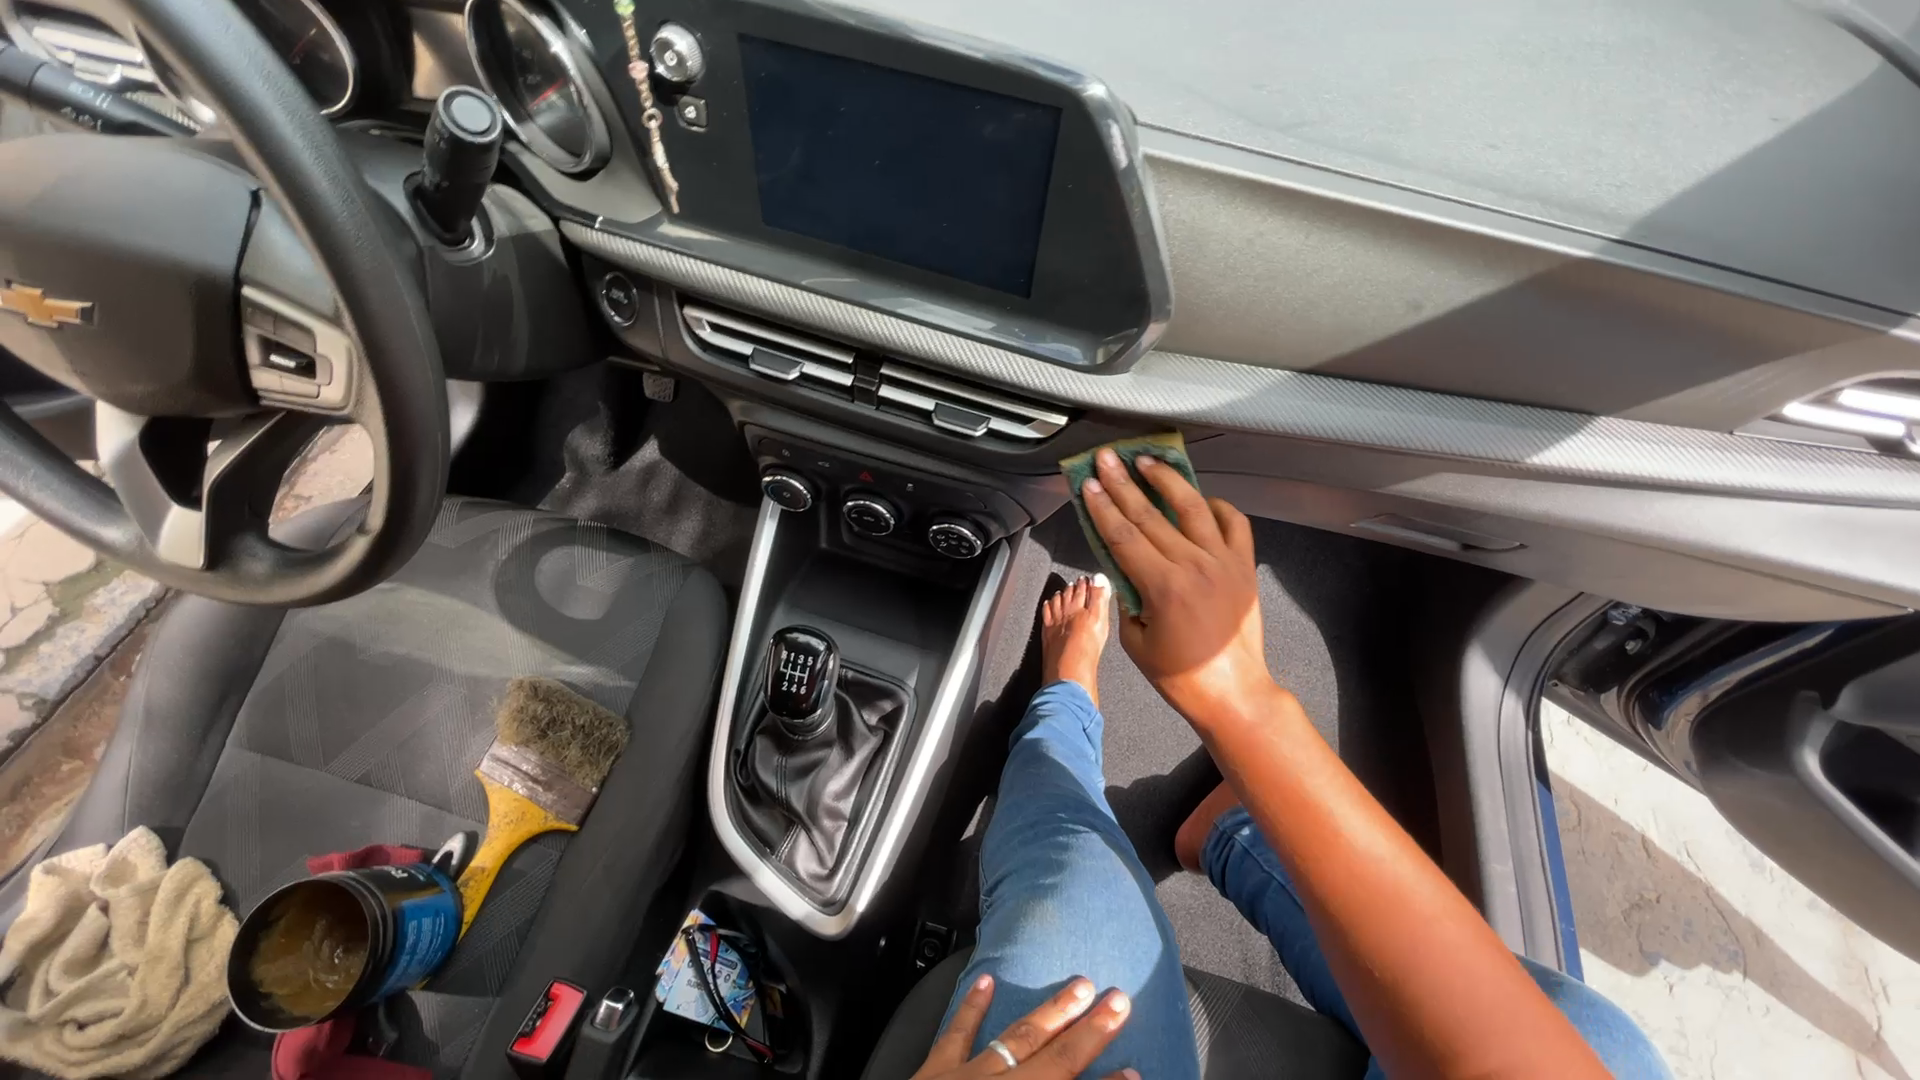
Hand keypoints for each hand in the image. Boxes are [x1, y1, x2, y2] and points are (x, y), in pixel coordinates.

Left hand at [910, 974, 1137, 1079]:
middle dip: (1090, 1031)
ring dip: (1051, 1011)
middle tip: (1118, 1000)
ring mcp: (965, 1079)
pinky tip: (987, 982)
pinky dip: (972, 1008)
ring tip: (1079, 985)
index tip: (1136, 1070)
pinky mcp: (933, 1074)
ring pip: (1017, 1037)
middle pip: (1055, 1059)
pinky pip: (956, 1035)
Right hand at [1079, 448, 1280, 729]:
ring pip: (1192, 507)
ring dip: (1167, 480)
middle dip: (1123, 483)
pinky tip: (1199, 498)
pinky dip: (1216, 506)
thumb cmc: (1180, 676)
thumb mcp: (1135, 642)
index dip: (1103, 507)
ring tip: (1148, 460)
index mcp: (1163, 587)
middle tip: (1107, 458)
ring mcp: (1224, 562)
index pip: (1123, 535)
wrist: (1233, 692)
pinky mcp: (1244, 566)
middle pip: (1150, 515)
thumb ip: (1127, 598)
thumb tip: (1123, 567)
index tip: (1089, 483)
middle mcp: (1194, 566)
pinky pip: (1234, 523)